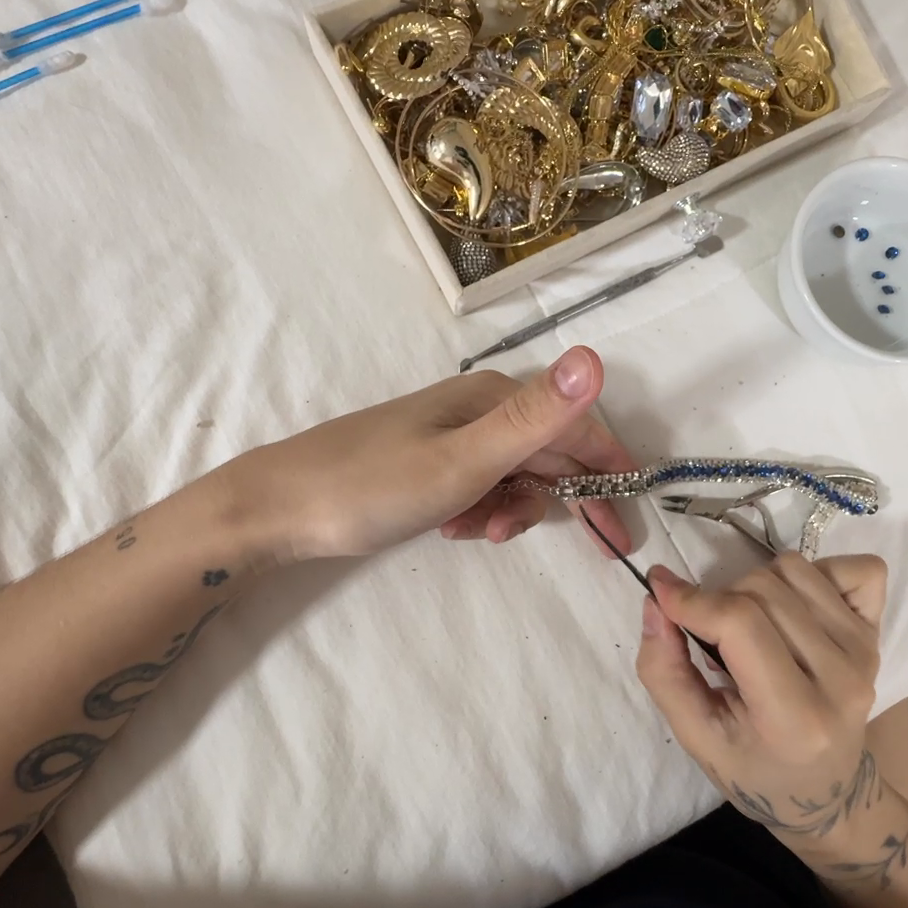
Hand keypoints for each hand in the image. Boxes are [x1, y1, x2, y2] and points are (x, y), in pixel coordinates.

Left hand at [217, 346, 638, 565]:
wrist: (279, 507)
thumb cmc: (375, 485)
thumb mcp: (464, 459)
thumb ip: (536, 418)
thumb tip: (595, 357)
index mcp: (495, 399)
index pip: (577, 431)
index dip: (611, 475)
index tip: (628, 526)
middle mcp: (480, 409)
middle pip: (549, 455)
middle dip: (562, 503)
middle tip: (590, 549)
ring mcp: (453, 434)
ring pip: (515, 476)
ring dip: (511, 511)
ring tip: (478, 534)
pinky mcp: (431, 460)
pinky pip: (481, 486)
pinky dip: (480, 512)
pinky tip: (453, 528)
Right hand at [636, 554, 906, 870]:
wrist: (824, 793)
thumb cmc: (753, 768)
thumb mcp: (695, 737)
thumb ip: (664, 671)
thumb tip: (656, 598)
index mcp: (794, 717)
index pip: (740, 624)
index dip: (692, 599)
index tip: (660, 592)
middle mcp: (841, 679)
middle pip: (764, 589)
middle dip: (720, 598)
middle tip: (711, 632)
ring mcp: (865, 653)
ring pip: (796, 570)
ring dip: (758, 584)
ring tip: (750, 622)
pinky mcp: (878, 635)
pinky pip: (859, 568)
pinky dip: (821, 572)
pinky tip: (797, 605)